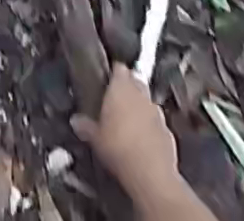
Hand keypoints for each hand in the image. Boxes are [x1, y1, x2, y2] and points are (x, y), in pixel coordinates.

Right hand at [71, 65, 180, 198]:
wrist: (151, 175)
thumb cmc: (119, 148)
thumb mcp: (95, 137)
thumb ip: (85, 125)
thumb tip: (76, 121)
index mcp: (121, 87)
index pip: (119, 67)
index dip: (113, 70)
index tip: (107, 75)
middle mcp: (141, 94)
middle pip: (135, 80)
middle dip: (128, 86)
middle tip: (116, 98)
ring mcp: (157, 111)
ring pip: (147, 101)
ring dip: (140, 106)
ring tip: (128, 121)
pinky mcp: (168, 130)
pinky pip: (157, 122)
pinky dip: (151, 126)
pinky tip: (142, 139)